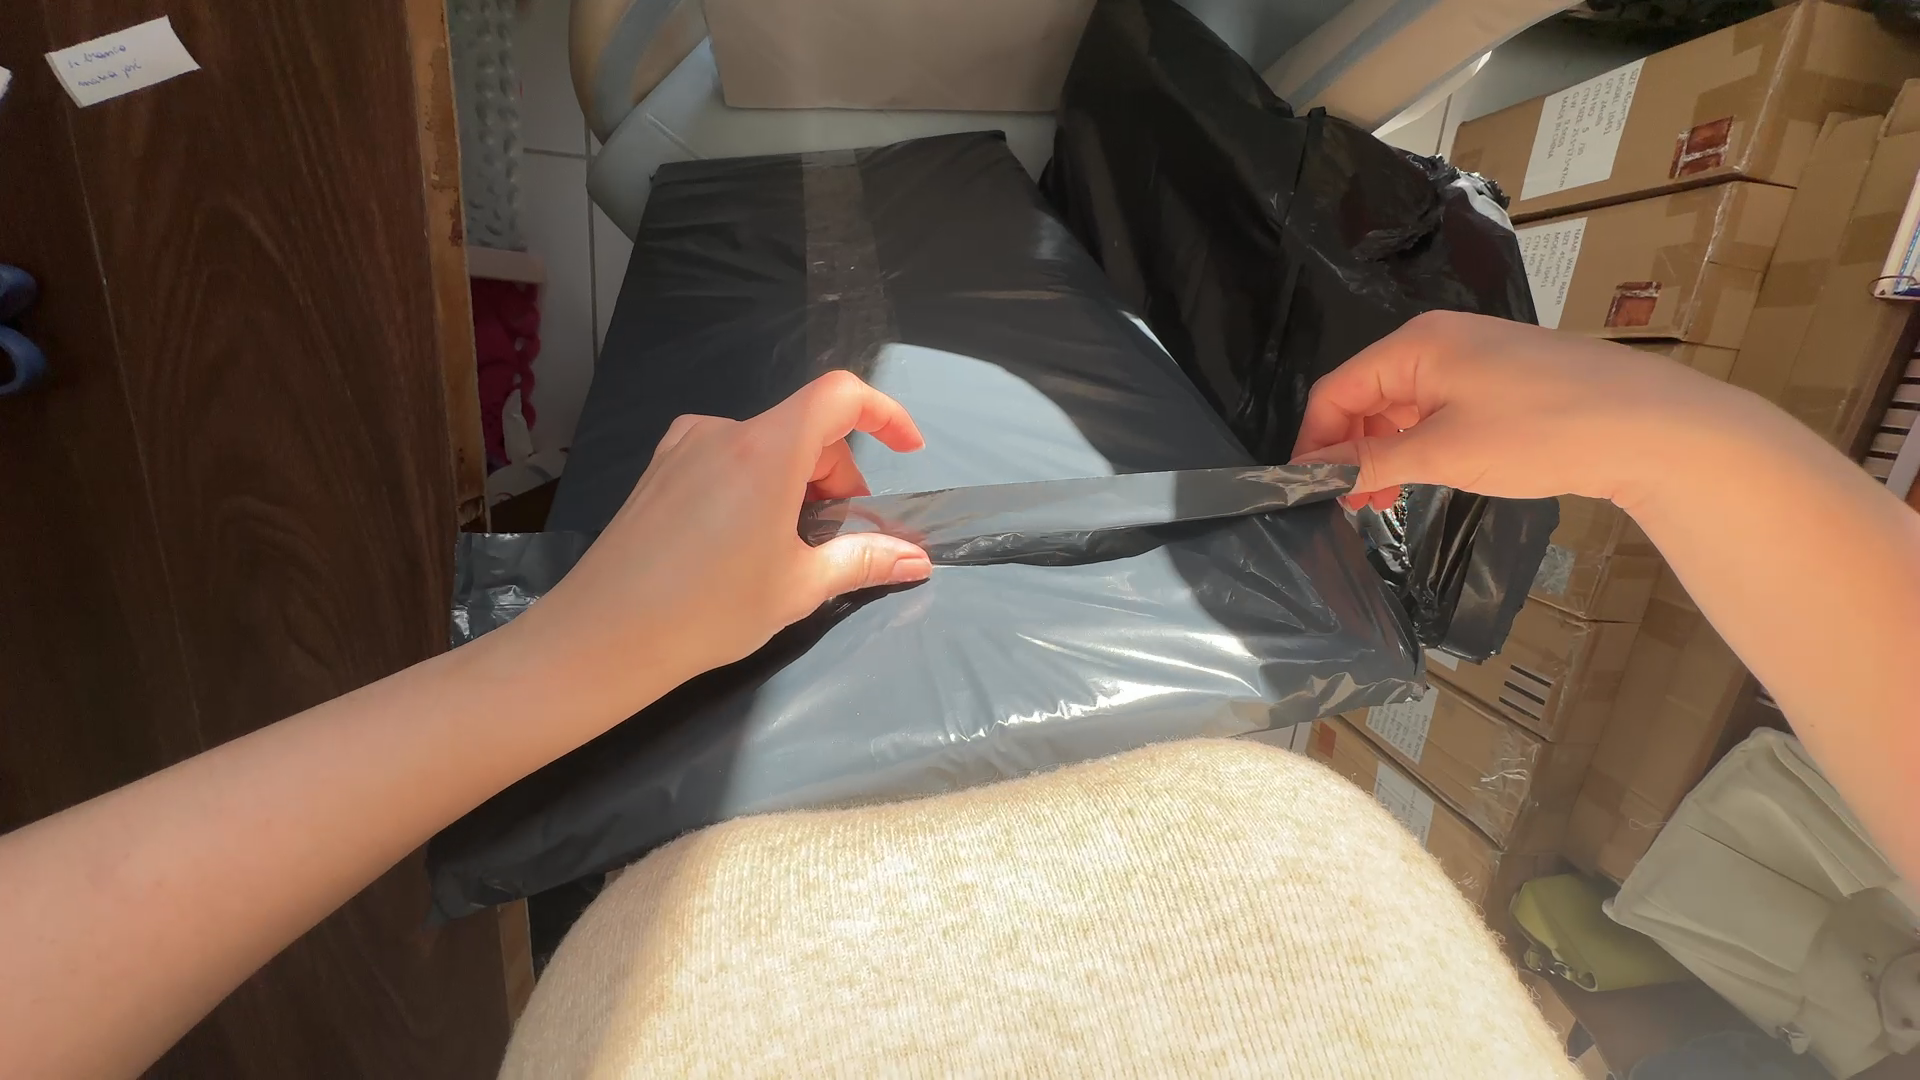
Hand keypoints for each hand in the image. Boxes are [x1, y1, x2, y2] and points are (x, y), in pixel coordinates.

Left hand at [513, 371, 931, 701]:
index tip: (908, 452)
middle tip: (838, 538)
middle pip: (806, 429)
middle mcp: (724, 430)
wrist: (602, 639)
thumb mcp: (800, 586)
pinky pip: (730, 456)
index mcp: (766, 449)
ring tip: (787, 546)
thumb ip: (865, 560)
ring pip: (769, 446)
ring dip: (798, 483)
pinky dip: (759, 483)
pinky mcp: (661, 467)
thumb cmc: (711, 610)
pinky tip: (743, 537)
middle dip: (838, 476)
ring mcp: (685, 445)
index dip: (886, 414)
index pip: (841, 396)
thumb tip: (918, 561)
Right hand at [1289, 310, 1747, 511]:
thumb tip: (1306, 475)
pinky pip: (1431, 413)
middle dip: (1347, 452)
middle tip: (1348, 503)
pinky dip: (1414, 448)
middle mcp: (1436, 342)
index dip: (1313, 442)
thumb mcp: (1440, 452)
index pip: (1335, 391)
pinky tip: (1418, 479)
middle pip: (1362, 398)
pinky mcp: (1496, 381)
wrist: (1662, 431)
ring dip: (1379, 456)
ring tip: (1380, 502)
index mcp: (1415, 344)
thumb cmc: (1541, 431)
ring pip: (1396, 410)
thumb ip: (1365, 462)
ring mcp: (1470, 359)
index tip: (1306, 489)